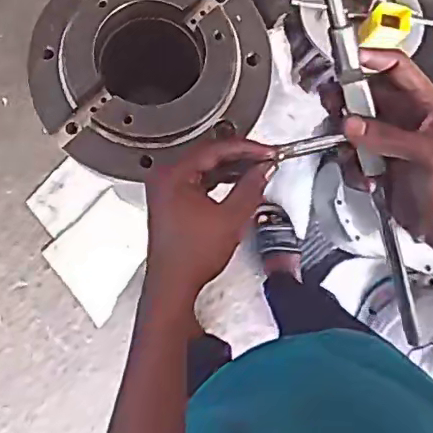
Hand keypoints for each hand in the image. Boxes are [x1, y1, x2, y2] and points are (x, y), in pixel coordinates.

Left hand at [141, 136, 274, 307]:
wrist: (173, 285)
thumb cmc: (190, 257)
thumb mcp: (230, 218)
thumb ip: (251, 188)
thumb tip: (263, 169)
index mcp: (173, 174)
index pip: (214, 148)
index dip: (246, 148)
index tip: (266, 151)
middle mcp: (165, 176)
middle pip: (208, 153)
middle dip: (240, 155)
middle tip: (264, 156)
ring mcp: (166, 187)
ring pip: (204, 165)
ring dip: (231, 167)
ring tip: (256, 168)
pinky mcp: (171, 198)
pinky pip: (199, 178)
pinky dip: (219, 179)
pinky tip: (238, 183)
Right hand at [340, 49, 432, 245]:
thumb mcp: (429, 154)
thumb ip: (388, 135)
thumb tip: (353, 124)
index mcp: (425, 105)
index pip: (397, 67)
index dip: (372, 58)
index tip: (348, 59)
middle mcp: (404, 118)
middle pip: (365, 92)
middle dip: (346, 98)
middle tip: (335, 105)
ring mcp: (387, 140)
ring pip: (352, 123)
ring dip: (347, 139)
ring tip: (355, 153)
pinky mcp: (375, 161)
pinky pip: (350, 153)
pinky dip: (351, 165)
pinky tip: (368, 178)